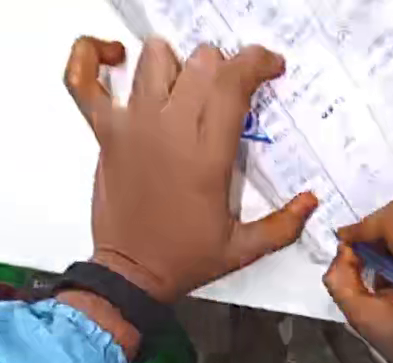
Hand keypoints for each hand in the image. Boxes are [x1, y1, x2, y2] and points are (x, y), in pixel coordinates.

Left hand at [64, 36, 318, 301]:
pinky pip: (82, 77)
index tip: (270, 68)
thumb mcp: (241, 250)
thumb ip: (281, 226)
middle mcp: (169, 129)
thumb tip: (311, 201)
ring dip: (175, 66)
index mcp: (206, 155)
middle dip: (222, 70)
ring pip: (154, 57)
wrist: (133, 274)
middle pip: (200, 62)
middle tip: (227, 97)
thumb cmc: (186, 260)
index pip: (234, 80)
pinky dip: (91, 57)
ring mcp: (132, 125)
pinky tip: (113, 60)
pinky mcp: (104, 132)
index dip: (258, 62)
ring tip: (183, 91)